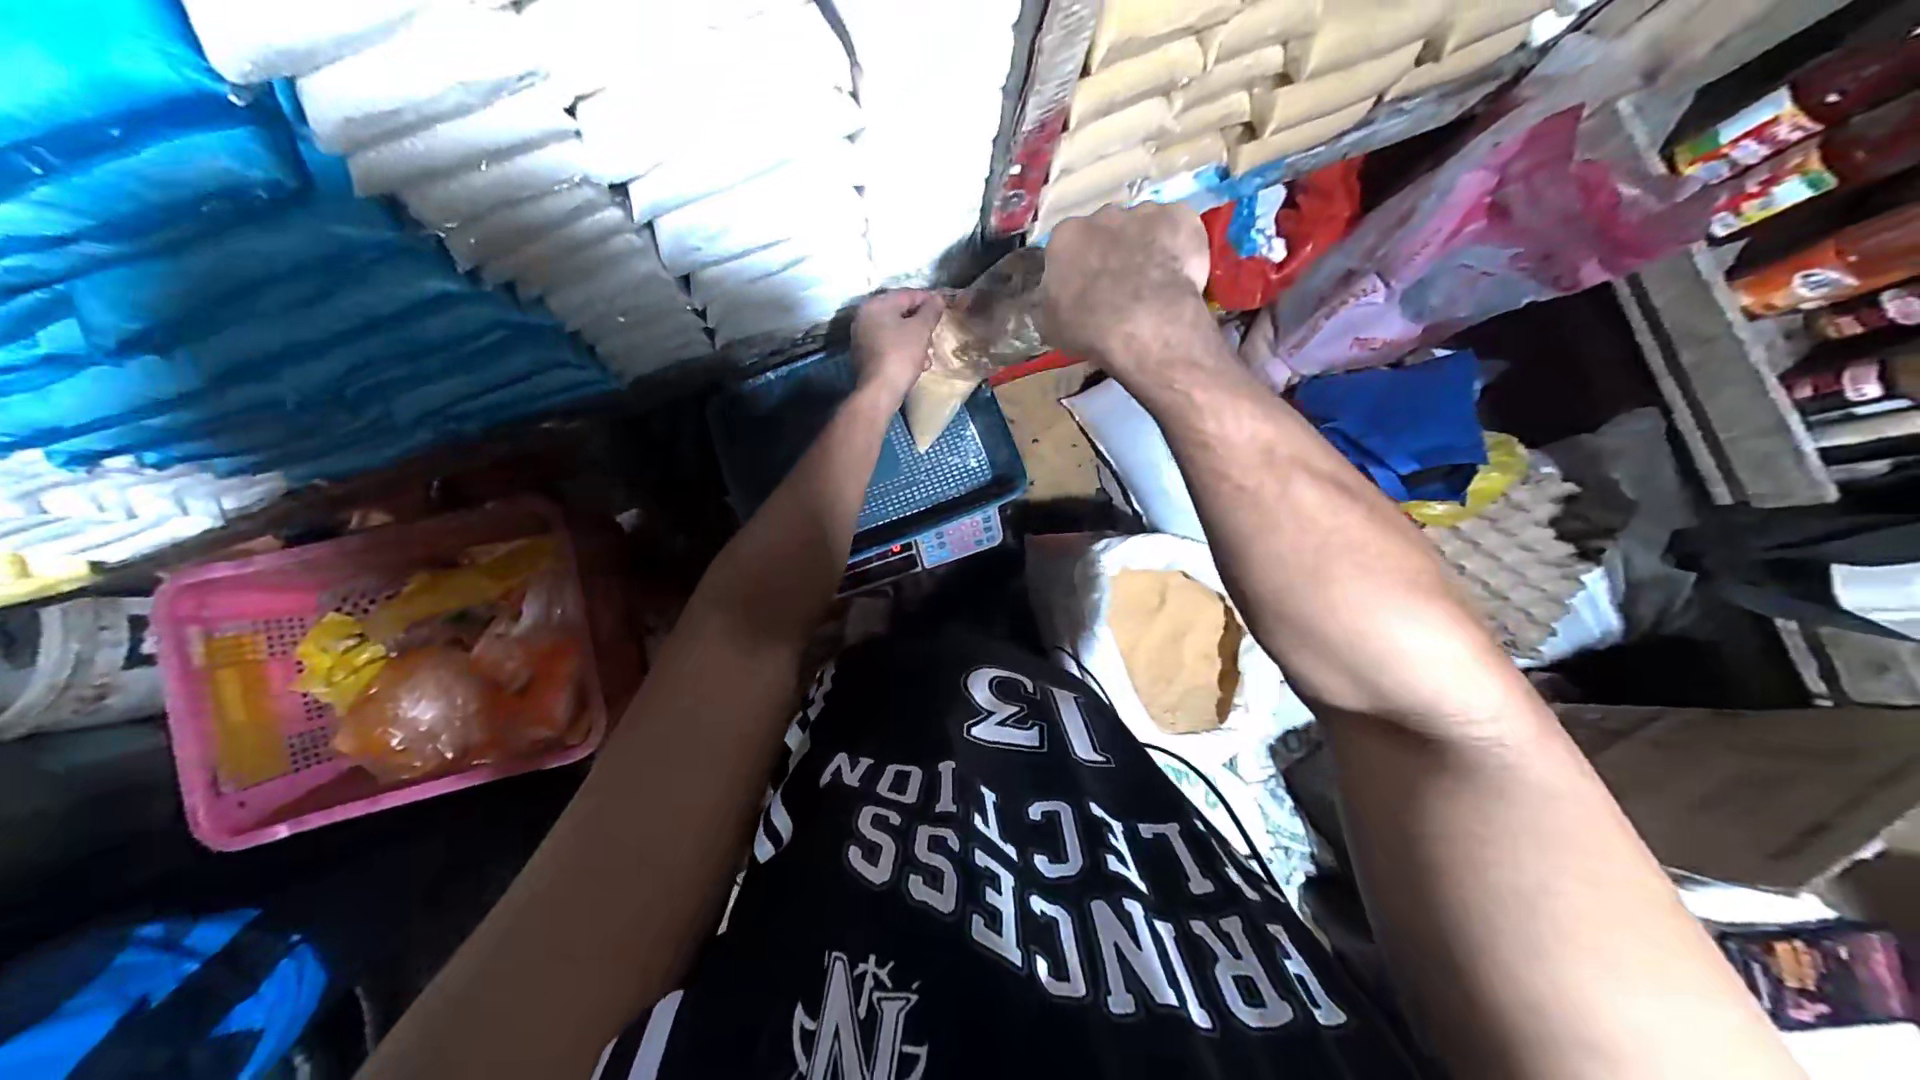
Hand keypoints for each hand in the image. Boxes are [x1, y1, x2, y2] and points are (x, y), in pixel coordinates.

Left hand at [851, 290, 945, 402]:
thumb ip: (931, 310)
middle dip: (921, 324)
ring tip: (927, 354)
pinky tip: (916, 364)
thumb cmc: (901, 355)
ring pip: (895, 332)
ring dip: (914, 340)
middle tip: (935, 332)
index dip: (928, 299)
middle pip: (900, 313)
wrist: (880, 391)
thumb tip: (937, 298)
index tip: (944, 306)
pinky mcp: (864, 356)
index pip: (907, 294)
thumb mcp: (921, 330)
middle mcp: (864, 317)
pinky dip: (903, 351)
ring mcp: (862, 337)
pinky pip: (888, 346)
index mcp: (876, 305)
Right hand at [1041, 203, 1216, 386]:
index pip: (1068, 246)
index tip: (1087, 289)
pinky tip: (1180, 272)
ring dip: (1146, 246)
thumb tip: (1053, 294)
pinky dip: (1179, 246)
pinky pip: (1179, 229)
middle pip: (1106, 230)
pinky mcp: (1180, 217)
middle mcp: (1102, 215)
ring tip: (1155, 282)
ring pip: (1143, 226)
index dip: (1079, 268)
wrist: (1143, 322)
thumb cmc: (1088, 327)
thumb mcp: (1050, 322)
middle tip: (1122, 286)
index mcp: (1065, 237)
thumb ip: (1051, 298)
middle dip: (1112, 252)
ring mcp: (1144, 212)